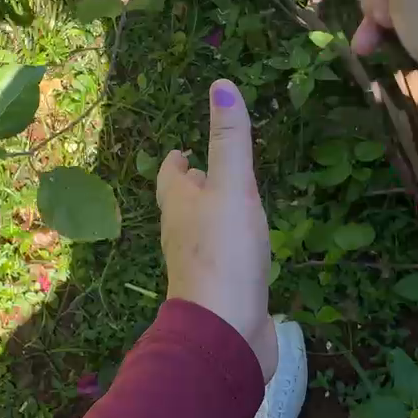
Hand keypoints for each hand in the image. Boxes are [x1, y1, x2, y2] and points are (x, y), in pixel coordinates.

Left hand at [156, 79, 278, 380]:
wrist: (226, 331)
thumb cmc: (225, 251)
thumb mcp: (231, 186)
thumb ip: (230, 140)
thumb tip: (221, 86)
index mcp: (179, 204)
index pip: (170, 175)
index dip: (177, 161)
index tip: (184, 150)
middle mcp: (181, 233)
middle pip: (182, 203)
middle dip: (193, 186)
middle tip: (210, 172)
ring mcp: (198, 265)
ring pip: (200, 232)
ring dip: (211, 216)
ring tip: (230, 204)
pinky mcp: (218, 292)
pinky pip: (222, 261)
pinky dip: (230, 247)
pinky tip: (248, 250)